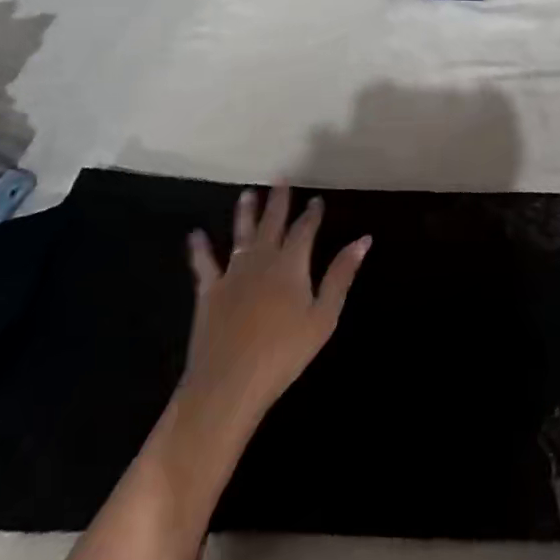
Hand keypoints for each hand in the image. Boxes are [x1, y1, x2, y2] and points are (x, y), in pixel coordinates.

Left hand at [184, 183, 369, 420]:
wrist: (229, 381)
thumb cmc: (284, 352)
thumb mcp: (324, 316)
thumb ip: (341, 275)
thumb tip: (363, 239)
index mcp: (291, 264)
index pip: (304, 230)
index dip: (312, 214)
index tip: (317, 199)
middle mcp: (261, 260)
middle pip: (271, 223)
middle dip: (278, 201)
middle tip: (280, 179)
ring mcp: (231, 274)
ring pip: (240, 235)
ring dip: (245, 213)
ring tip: (247, 194)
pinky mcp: (208, 292)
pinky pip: (204, 263)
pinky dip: (200, 248)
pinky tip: (196, 235)